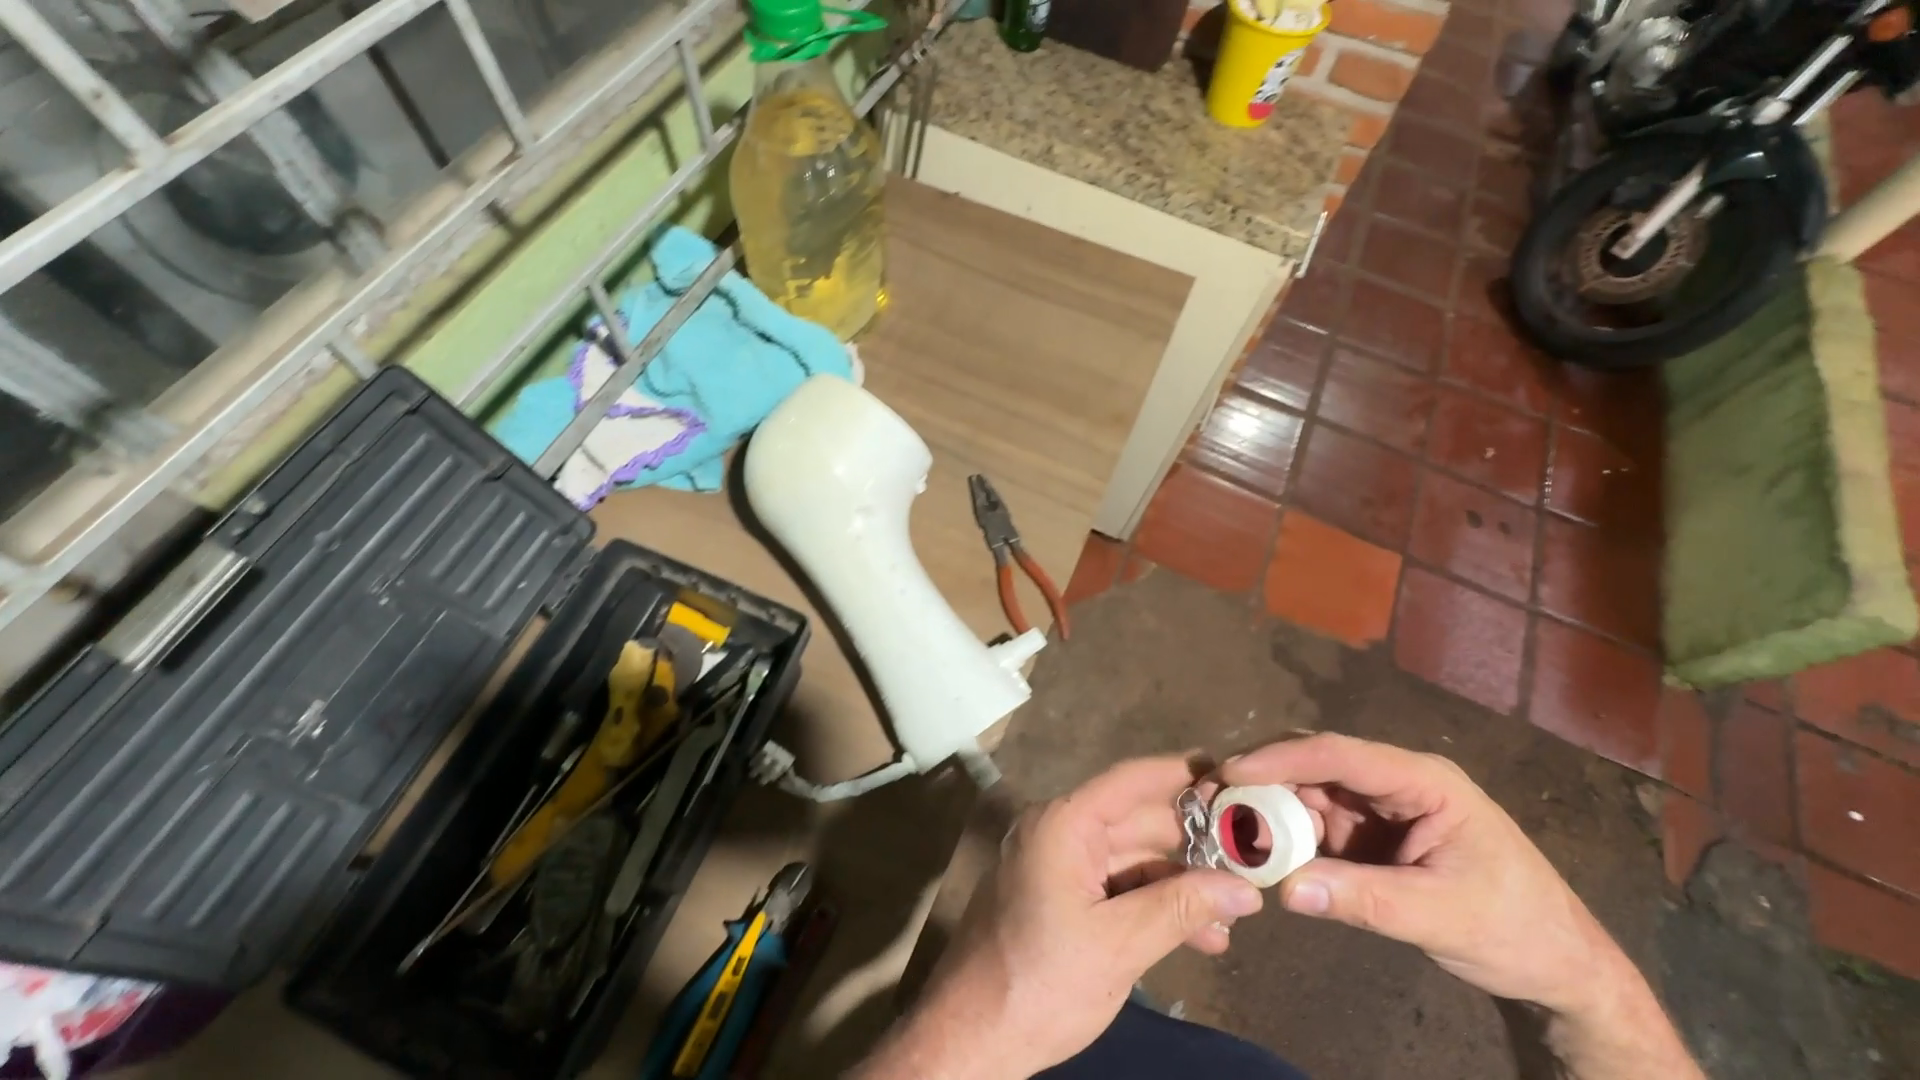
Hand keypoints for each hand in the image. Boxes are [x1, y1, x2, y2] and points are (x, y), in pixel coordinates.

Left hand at [858, 756, 1263, 1079]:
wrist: (970, 1038)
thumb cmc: (1039, 982)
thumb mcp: (1118, 946)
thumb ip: (1181, 909)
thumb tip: (1246, 889)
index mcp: (1063, 825)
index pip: (1133, 781)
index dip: (1185, 774)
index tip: (1237, 778)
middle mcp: (1058, 833)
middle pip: (1139, 822)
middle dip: (1196, 846)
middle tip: (1256, 864)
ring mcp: (1057, 866)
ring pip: (1133, 860)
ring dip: (1181, 886)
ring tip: (1235, 917)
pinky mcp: (1059, 899)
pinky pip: (1116, 887)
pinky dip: (1154, 906)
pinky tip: (1201, 935)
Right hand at [1220, 733, 1620, 1012]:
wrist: (1561, 968)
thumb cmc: (1519, 931)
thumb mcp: (1443, 916)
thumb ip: (1365, 900)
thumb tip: (1286, 889)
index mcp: (1423, 781)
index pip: (1342, 754)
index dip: (1282, 758)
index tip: (1231, 774)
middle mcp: (1395, 784)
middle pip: (1315, 765)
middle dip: (1262, 779)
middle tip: (1212, 802)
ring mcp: (1380, 809)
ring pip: (1308, 793)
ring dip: (1268, 810)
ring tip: (1223, 828)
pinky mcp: (1370, 838)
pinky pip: (1316, 826)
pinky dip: (1285, 836)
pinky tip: (1256, 850)